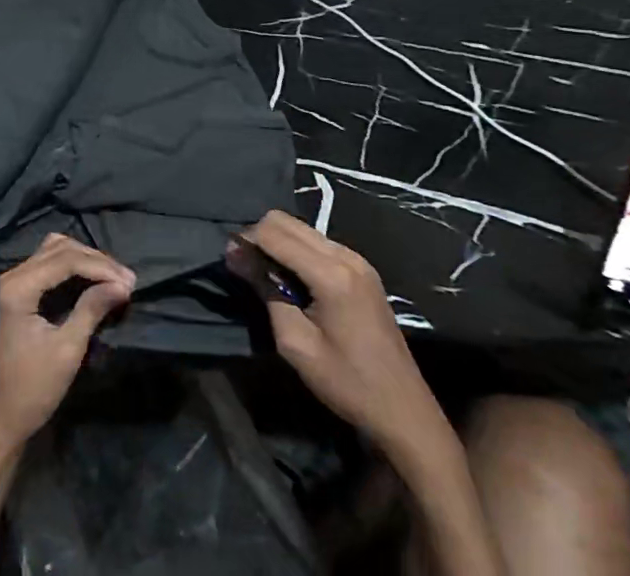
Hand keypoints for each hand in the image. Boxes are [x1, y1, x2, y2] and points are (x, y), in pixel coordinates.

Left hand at [0, 234, 135, 445]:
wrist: (6, 414)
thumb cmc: (35, 386)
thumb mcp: (68, 349)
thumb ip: (92, 309)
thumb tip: (122, 285)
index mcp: (18, 288)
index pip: (66, 260)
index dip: (101, 267)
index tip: (130, 283)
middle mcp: (13, 276)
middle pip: (61, 250)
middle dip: (97, 261)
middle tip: (128, 281)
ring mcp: (15, 282)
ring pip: (56, 251)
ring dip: (87, 260)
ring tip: (115, 278)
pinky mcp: (22, 290)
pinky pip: (51, 263)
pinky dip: (75, 266)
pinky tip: (96, 278)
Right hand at [243, 211, 444, 449]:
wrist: (401, 407)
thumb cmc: (345, 382)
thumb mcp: (295, 343)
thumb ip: (265, 291)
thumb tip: (236, 256)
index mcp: (332, 274)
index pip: (276, 234)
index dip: (246, 240)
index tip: (228, 259)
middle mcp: (347, 256)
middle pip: (289, 222)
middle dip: (260, 236)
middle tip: (242, 265)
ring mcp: (358, 260)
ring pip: (303, 229)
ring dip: (278, 242)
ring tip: (261, 272)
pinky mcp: (362, 269)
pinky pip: (318, 243)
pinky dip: (296, 251)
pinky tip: (288, 278)